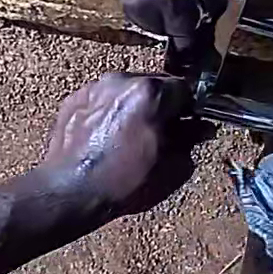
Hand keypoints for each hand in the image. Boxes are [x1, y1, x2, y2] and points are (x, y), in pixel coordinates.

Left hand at [40, 73, 195, 217]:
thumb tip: (201, 128)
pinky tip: (110, 136)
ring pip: (129, 89)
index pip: (184, 88)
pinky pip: (104, 98)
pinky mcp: (76, 98)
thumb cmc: (122, 182)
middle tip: (163, 131)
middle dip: (162, 104)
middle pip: (155, 84)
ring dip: (136, 106)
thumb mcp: (171, 166)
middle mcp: (123, 81)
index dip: (190, 108)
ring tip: (132, 135)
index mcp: (151, 93)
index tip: (189, 123)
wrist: (70, 192)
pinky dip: (112, 111)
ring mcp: (96, 87)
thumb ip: (191, 140)